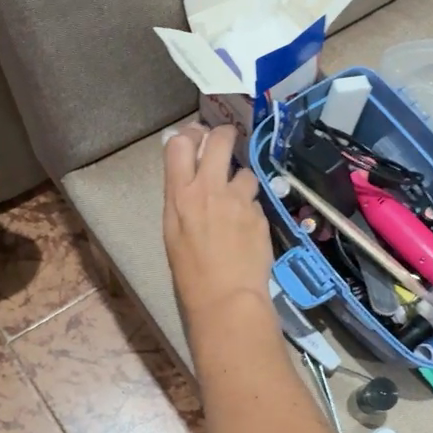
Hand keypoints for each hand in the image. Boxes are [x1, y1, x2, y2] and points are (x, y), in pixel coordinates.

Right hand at [161, 123, 275, 338]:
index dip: (190, 135)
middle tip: (225, 144)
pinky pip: (256, 202)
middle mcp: (210, 188)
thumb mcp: (172, 232)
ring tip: (237, 204)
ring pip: (245, 171)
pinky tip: (247, 231)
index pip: (180, 143)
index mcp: (180, 194)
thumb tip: (187, 178)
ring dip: (241, 182)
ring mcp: (239, 199)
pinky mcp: (260, 214)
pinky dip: (252, 211)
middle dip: (224, 135)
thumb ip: (180, 199)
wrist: (226, 297)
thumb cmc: (190, 271)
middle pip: (220, 138)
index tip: (196, 139)